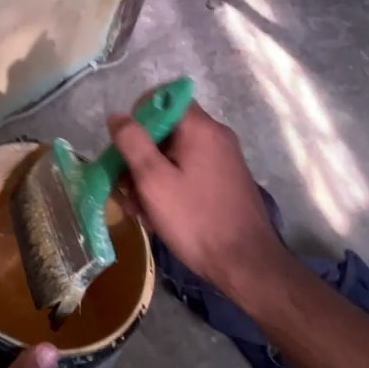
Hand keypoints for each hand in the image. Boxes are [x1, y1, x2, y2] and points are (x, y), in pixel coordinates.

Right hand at [108, 103, 292, 297]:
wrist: (249, 268)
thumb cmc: (196, 219)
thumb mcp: (153, 180)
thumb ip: (132, 141)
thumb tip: (118, 116)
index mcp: (200, 127)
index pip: (161, 99)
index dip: (137, 118)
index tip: (125, 148)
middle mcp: (216, 136)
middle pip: (166, 129)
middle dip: (140, 154)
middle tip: (125, 185)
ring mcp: (224, 160)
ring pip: (176, 154)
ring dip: (152, 175)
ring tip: (138, 208)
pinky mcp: (228, 182)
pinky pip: (191, 171)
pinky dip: (172, 185)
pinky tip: (159, 215)